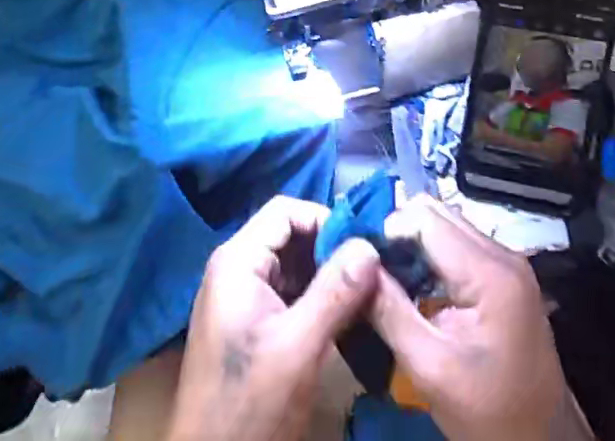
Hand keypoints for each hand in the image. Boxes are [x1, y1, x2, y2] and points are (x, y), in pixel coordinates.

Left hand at [167, 197, 380, 440]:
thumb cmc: (250, 401)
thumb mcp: (299, 346)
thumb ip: (335, 293)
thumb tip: (370, 246)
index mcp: (238, 260)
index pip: (285, 212)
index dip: (326, 220)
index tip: (367, 244)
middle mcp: (237, 268)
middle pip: (290, 236)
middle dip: (332, 249)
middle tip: (376, 270)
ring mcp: (243, 296)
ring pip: (293, 266)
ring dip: (329, 275)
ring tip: (371, 292)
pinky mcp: (253, 322)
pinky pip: (290, 293)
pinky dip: (318, 298)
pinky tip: (349, 315)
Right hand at [369, 196, 573, 440]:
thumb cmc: (489, 413)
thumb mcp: (429, 367)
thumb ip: (389, 309)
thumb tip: (353, 262)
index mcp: (491, 273)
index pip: (424, 218)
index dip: (387, 231)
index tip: (360, 260)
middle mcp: (503, 255)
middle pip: (435, 213)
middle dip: (397, 233)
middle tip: (370, 266)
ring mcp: (507, 264)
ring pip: (444, 224)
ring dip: (411, 242)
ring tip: (385, 275)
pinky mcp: (504, 277)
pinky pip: (456, 244)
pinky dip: (429, 254)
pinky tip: (412, 283)